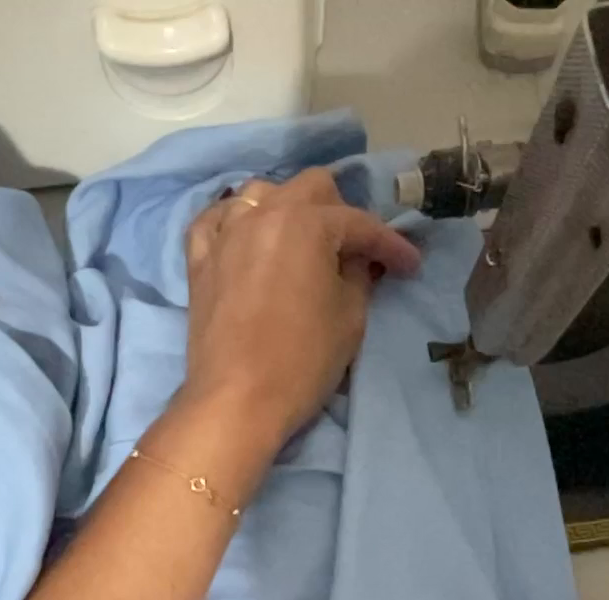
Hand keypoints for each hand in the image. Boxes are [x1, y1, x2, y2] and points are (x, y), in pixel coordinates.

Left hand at [178, 168, 420, 449]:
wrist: (237, 401)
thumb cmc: (302, 361)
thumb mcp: (349, 319)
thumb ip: (359, 277)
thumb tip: (359, 260)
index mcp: (306, 223)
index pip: (360, 224)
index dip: (391, 245)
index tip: (410, 265)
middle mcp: (262, 213)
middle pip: (310, 189)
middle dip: (341, 213)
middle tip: (355, 251)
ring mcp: (224, 234)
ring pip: (261, 195)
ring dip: (289, 210)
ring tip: (302, 243)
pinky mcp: (199, 261)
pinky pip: (216, 221)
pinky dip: (236, 223)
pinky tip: (247, 237)